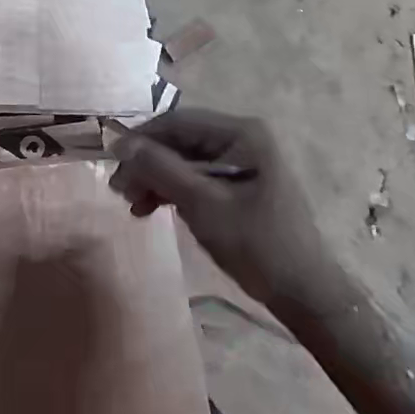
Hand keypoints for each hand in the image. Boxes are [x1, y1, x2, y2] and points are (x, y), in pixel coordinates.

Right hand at [110, 109, 335, 307]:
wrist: (303, 291)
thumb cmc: (256, 244)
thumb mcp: (202, 204)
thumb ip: (161, 169)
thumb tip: (120, 143)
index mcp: (241, 133)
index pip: (178, 122)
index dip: (141, 139)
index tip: (112, 163)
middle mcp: (242, 138)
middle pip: (181, 140)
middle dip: (147, 164)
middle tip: (119, 191)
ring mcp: (242, 161)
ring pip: (185, 161)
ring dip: (156, 179)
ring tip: (133, 205)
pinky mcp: (239, 185)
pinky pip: (197, 178)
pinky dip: (173, 191)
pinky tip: (151, 209)